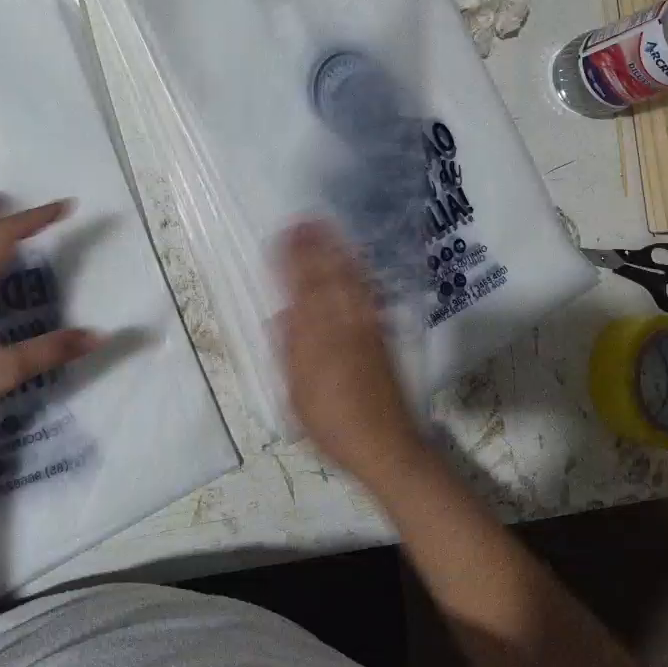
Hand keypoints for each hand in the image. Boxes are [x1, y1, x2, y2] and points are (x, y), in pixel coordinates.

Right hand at [275, 220, 430, 486]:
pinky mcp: (384, 336)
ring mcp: (366, 328)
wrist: (386, 446)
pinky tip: (356, 261)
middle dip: (314, 247)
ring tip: (327, 228)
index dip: (292, 261)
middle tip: (304, 221)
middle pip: (326, 277)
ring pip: (349, 281)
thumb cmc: (332, 426)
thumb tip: (281, 316)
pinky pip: (369, 294)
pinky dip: (360, 272)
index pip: (300, 290)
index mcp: (314, 341)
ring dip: (337, 251)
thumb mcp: (296, 396)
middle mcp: (341, 326)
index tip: (283, 237)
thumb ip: (289, 353)